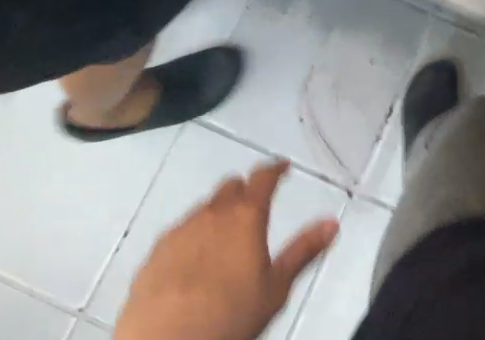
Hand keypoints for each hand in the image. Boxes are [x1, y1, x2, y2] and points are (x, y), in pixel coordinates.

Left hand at [117, 162, 338, 339]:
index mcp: (245, 216)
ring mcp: (178, 233)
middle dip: (244, 190)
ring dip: (217, 214)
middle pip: (229, 187)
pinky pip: (178, 234)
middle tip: (255, 205)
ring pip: (202, 210)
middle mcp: (211, 215)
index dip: (275, 169)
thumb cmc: (229, 317)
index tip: (282, 168)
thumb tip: (332, 223)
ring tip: (225, 240)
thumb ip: (304, 251)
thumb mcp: (276, 288)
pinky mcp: (152, 256)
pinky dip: (191, 238)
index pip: (263, 177)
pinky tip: (193, 264)